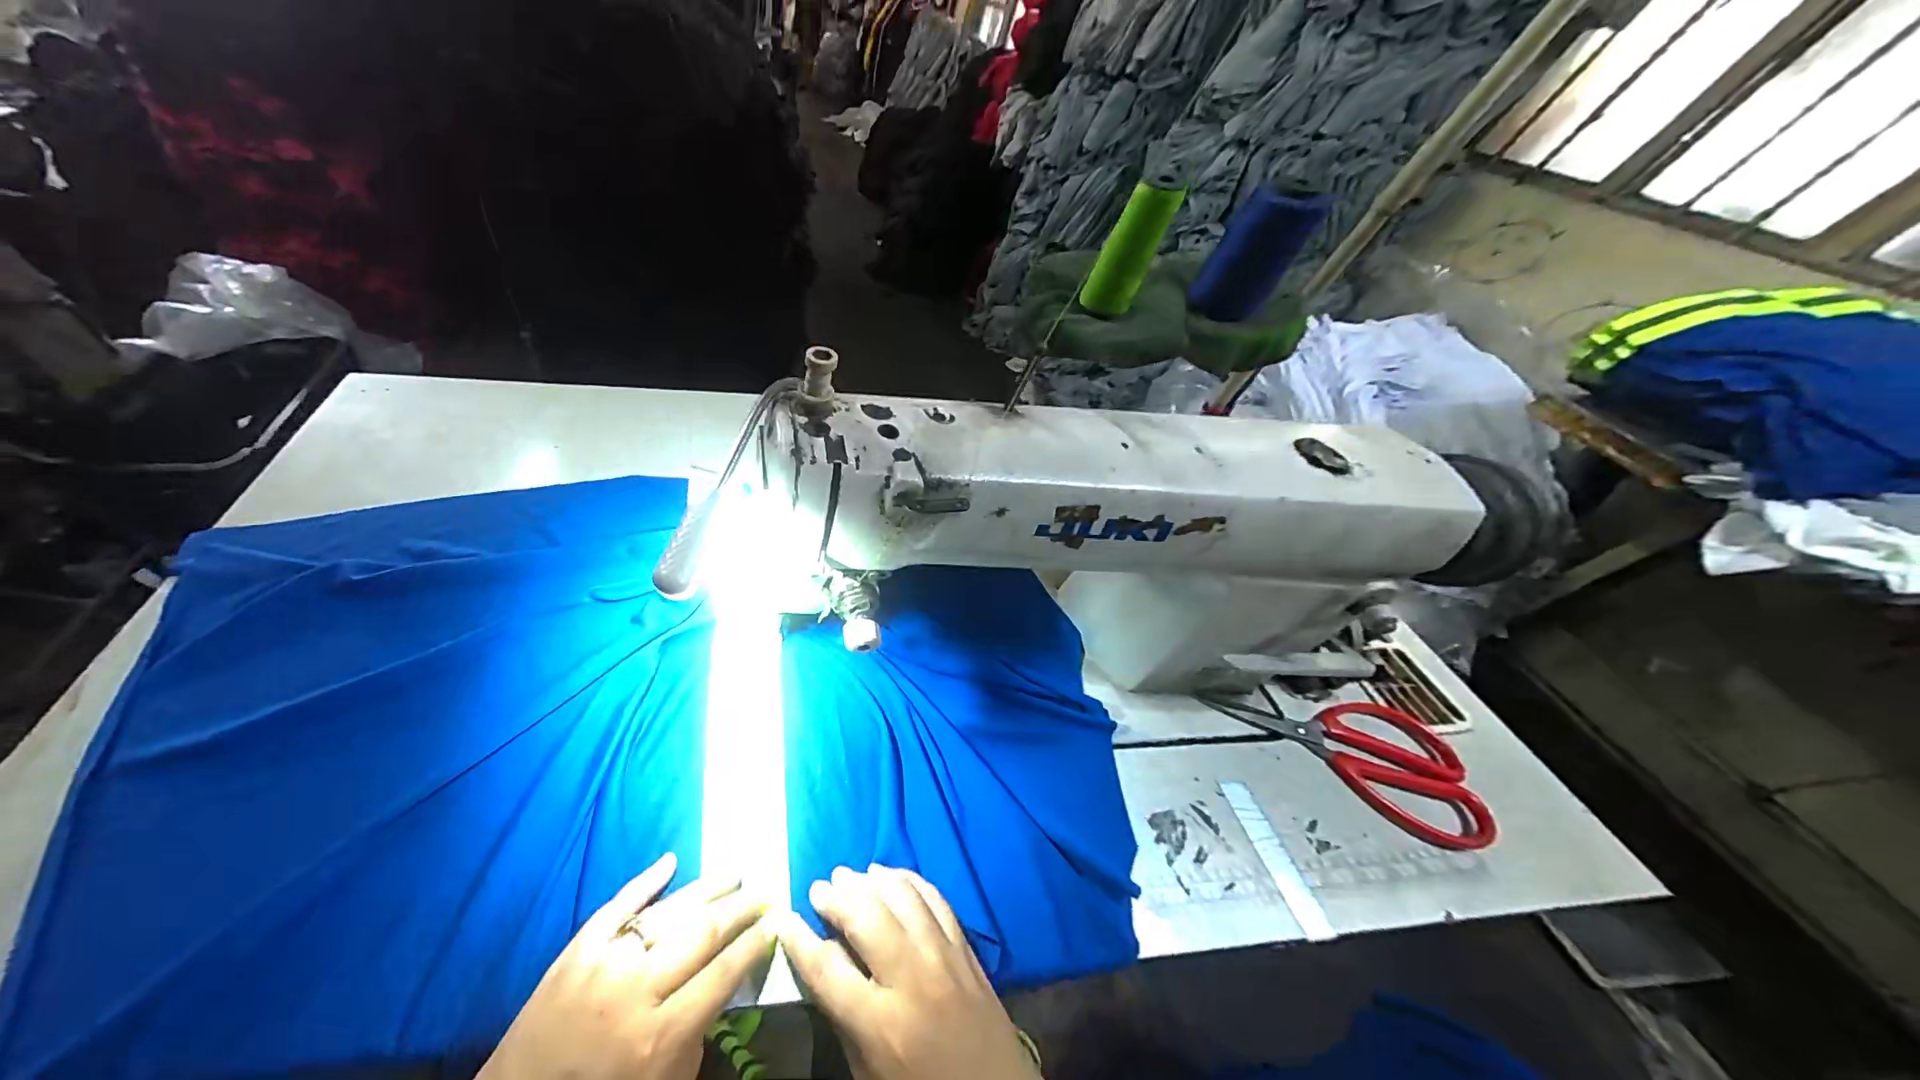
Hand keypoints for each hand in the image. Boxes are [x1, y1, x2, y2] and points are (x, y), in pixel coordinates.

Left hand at [478, 853, 770, 1079]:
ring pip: (669, 913)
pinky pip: (617, 906)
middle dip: (741, 910)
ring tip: (735, 874)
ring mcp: (605, 964)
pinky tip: (671, 861)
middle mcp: (637, 990)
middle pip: (704, 934)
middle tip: (765, 893)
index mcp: (662, 1032)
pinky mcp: (576, 951)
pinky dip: (645, 881)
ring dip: (708, 889)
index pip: (724, 971)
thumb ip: (699, 1030)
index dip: (755, 942)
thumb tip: (725, 977)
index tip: (776, 921)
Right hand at [777, 865, 1040, 1079]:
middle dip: (837, 897)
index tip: (784, 918)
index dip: (799, 939)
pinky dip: (910, 880)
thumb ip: (842, 1017)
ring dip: (872, 879)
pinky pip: (935, 898)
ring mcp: (943, 955)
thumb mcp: (867, 1070)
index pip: (827, 968)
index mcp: (881, 1022)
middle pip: (866, 918)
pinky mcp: (965, 945)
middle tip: (820, 887)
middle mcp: (912, 978)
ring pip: (902, 897)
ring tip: (850, 874)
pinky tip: (892, 875)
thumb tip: (821, 964)